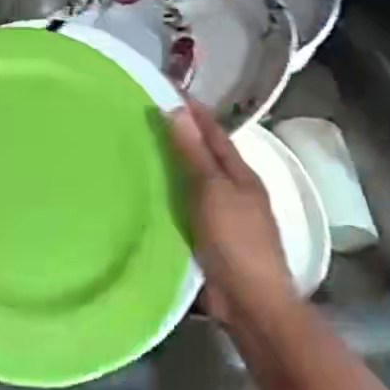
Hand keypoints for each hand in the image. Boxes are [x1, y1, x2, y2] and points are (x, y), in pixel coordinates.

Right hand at [163, 100, 293, 325]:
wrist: (251, 303)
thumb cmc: (235, 240)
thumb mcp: (212, 189)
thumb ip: (194, 152)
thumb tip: (177, 109)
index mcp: (241, 174)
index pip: (214, 131)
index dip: (192, 109)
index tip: (165, 86)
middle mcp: (234, 188)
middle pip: (204, 152)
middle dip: (179, 132)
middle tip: (143, 111)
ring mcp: (223, 212)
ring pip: (193, 176)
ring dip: (171, 160)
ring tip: (139, 143)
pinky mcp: (209, 234)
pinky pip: (184, 200)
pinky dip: (168, 187)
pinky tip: (148, 185)